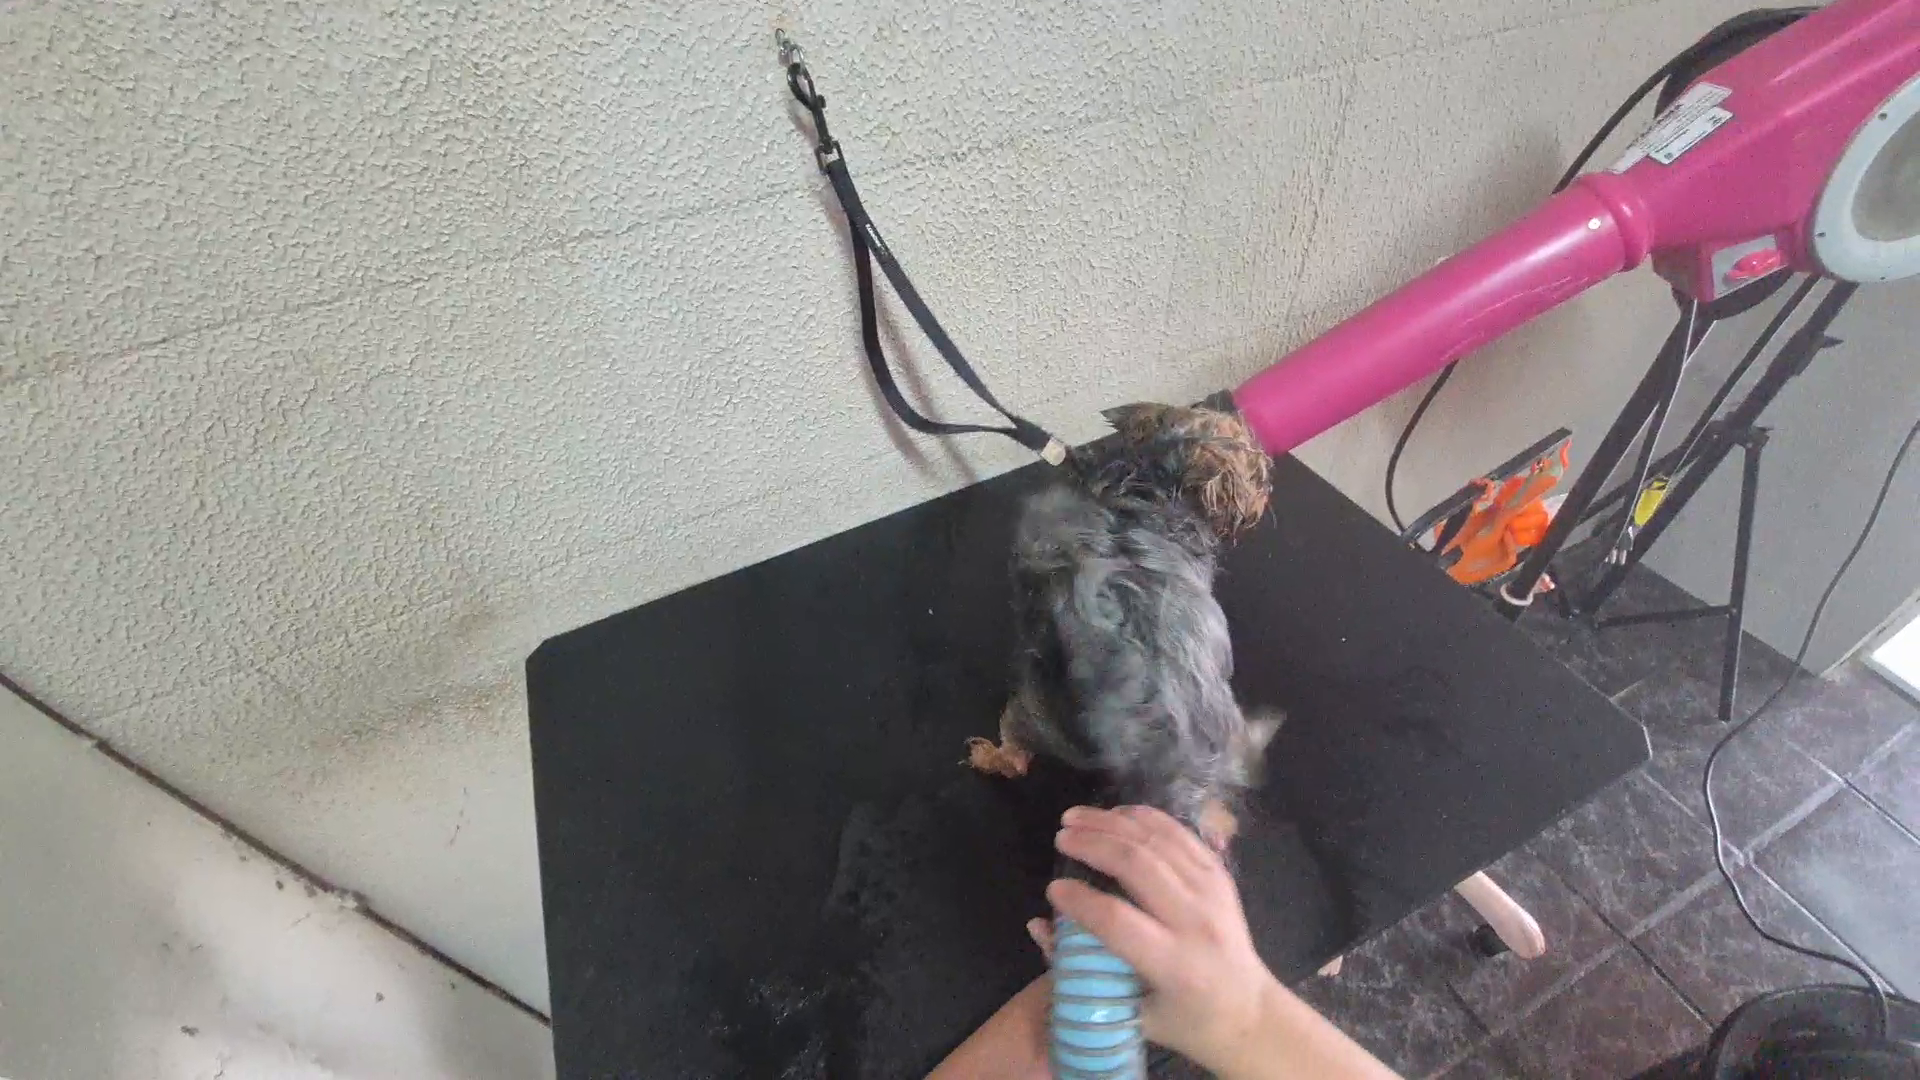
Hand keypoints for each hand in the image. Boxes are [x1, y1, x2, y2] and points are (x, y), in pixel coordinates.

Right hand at [1043, 805, 1283, 1072]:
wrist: (1252, 1012)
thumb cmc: (1187, 1021)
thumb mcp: (1134, 1012)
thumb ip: (1082, 970)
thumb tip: (1037, 926)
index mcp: (1177, 965)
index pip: (1118, 921)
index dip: (1081, 901)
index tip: (1052, 889)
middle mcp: (1197, 922)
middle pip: (1138, 866)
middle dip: (1092, 844)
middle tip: (1060, 837)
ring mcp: (1212, 890)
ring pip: (1156, 841)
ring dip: (1111, 822)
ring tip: (1076, 816)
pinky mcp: (1219, 872)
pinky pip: (1177, 832)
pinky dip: (1143, 816)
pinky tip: (1115, 813)